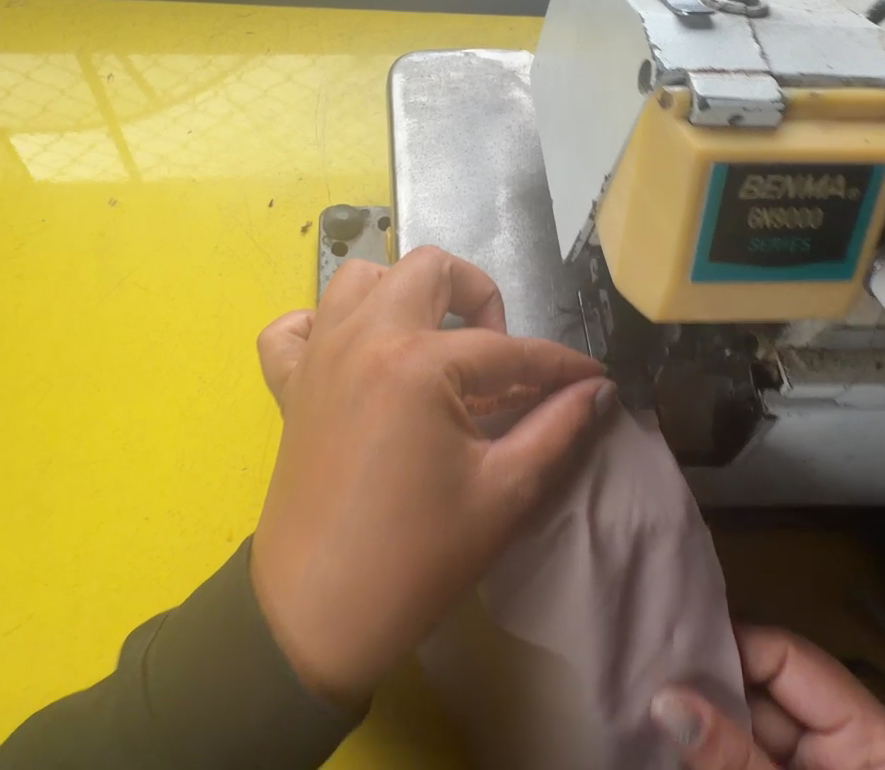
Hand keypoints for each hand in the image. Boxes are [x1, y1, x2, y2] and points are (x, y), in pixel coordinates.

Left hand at [250, 246, 617, 707]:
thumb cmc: (417, 558)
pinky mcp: (288, 385)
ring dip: (403, 295)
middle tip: (497, 356)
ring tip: (431, 344)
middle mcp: (362, 337)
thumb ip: (557, 429)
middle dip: (478, 297)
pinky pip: (293, 327)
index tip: (592, 378)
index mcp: (417, 362)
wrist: (317, 614)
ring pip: (358, 279)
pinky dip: (323, 325)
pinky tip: (355, 357)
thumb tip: (596, 390)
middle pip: (428, 270)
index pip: (507, 348)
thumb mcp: (503, 493)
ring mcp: (317, 356)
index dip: (560, 365)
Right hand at [651, 627, 884, 769]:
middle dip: (702, 688)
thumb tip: (664, 698)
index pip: (787, 657)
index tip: (662, 642)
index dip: (727, 645)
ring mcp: (813, 766)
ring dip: (697, 721)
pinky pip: (741, 758)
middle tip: (637, 668)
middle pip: (758, 693)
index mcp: (875, 734)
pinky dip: (708, 752)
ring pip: (743, 728)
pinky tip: (661, 737)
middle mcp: (843, 741)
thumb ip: (737, 757)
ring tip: (637, 697)